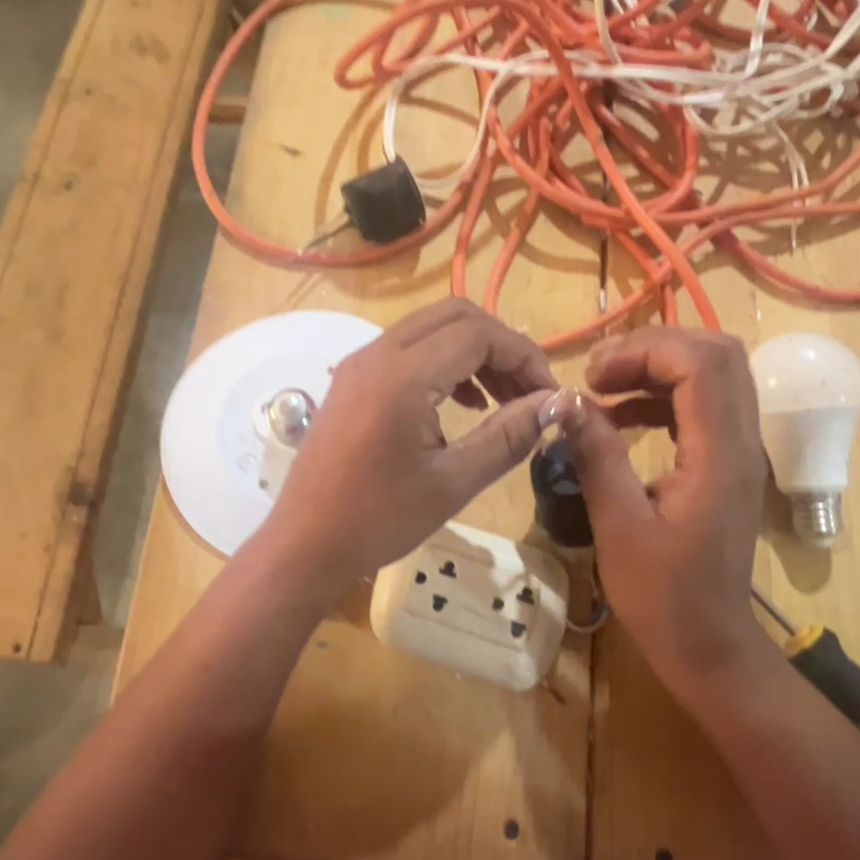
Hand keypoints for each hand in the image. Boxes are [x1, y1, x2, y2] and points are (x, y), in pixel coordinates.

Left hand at [256, 300, 556, 596]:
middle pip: (454, 316)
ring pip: (429, 328)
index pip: (477, 334)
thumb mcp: (453, 482)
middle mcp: (376, 355)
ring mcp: (358, 364)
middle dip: (500, 345)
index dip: (523, 355)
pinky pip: (406, 349)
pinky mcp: (351, 379)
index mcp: (401, 377)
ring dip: (472, 351)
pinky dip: (442, 362)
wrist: (305, 544)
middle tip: (528, 390)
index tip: (548, 394)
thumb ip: (507, 436)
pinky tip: (462, 402)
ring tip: (502, 398)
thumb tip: (554, 405)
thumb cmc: (379, 520)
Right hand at [561, 327, 770, 698]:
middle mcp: (740, 441)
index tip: (593, 377)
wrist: (709, 644)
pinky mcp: (725, 462)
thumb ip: (596, 455)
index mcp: (719, 455)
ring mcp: (738, 450)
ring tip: (601, 390)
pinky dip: (660, 397)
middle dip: (652, 348)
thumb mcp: (618, 525)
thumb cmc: (662, 595)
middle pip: (716, 354)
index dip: (644, 351)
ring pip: (712, 374)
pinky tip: (618, 419)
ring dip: (656, 369)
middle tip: (599, 372)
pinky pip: (701, 404)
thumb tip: (565, 401)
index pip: (702, 363)